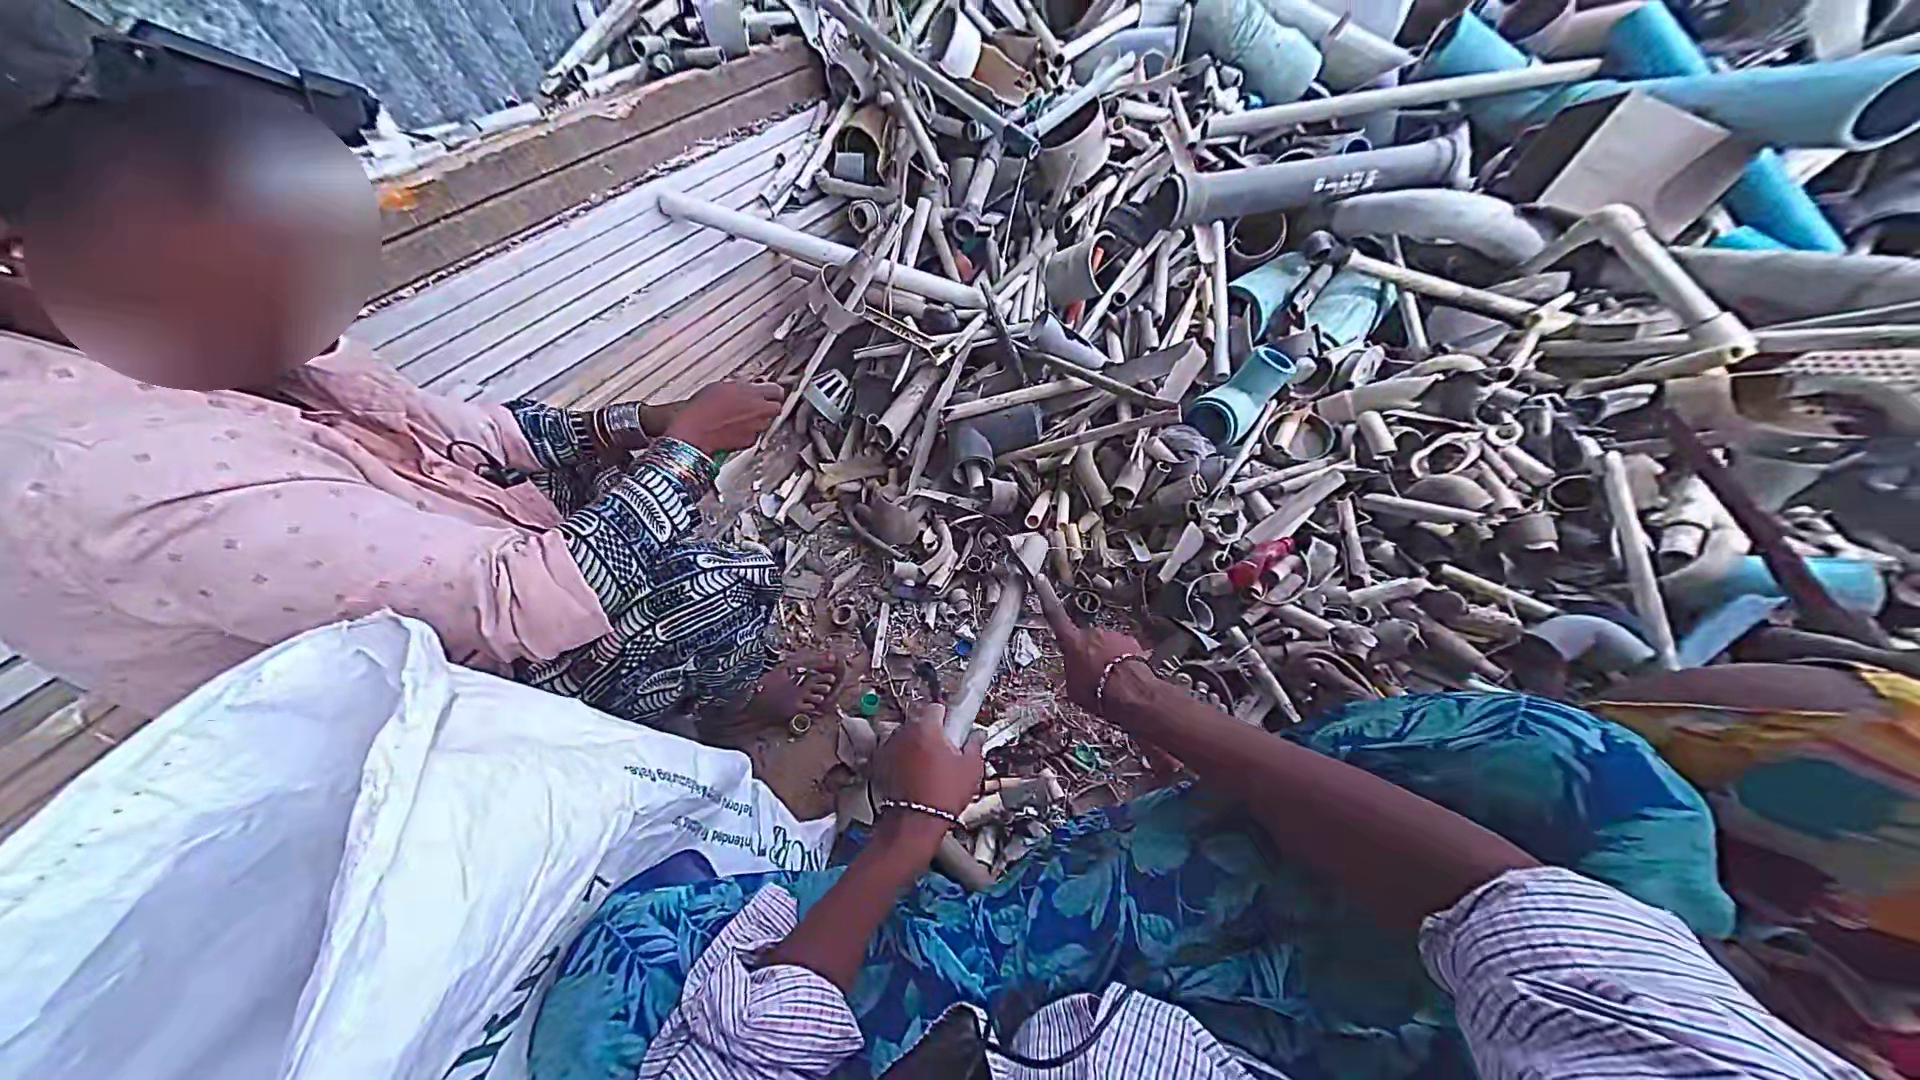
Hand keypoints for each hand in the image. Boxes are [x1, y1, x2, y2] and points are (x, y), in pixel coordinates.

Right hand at [660, 381, 782, 454]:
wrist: (695, 431)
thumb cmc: (702, 408)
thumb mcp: (721, 387)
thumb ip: (740, 388)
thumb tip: (745, 388)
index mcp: (752, 393)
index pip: (777, 390)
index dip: (773, 392)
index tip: (770, 392)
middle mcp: (759, 410)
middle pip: (777, 407)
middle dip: (769, 407)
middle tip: (758, 406)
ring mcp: (757, 427)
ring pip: (766, 422)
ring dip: (758, 420)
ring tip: (740, 418)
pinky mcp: (751, 441)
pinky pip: (755, 434)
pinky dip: (748, 432)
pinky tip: (734, 429)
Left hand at [874, 705, 983, 819]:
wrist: (916, 822)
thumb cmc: (944, 795)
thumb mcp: (971, 768)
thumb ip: (974, 744)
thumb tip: (977, 735)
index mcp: (927, 728)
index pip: (936, 708)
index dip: (947, 717)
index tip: (953, 729)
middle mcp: (904, 732)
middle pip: (920, 722)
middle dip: (931, 733)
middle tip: (944, 752)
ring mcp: (889, 747)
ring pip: (906, 738)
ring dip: (915, 745)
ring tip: (929, 767)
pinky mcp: (880, 763)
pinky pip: (895, 753)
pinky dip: (903, 759)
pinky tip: (914, 776)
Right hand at [1033, 573, 1146, 713]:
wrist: (1132, 694)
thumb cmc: (1099, 693)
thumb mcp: (1073, 690)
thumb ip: (1070, 674)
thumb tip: (1073, 674)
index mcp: (1072, 642)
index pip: (1054, 614)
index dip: (1045, 595)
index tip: (1040, 578)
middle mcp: (1092, 633)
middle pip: (1085, 639)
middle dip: (1088, 653)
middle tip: (1090, 674)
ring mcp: (1112, 635)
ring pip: (1105, 645)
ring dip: (1106, 658)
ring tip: (1108, 680)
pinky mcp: (1131, 642)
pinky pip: (1123, 650)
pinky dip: (1122, 661)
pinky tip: (1123, 677)